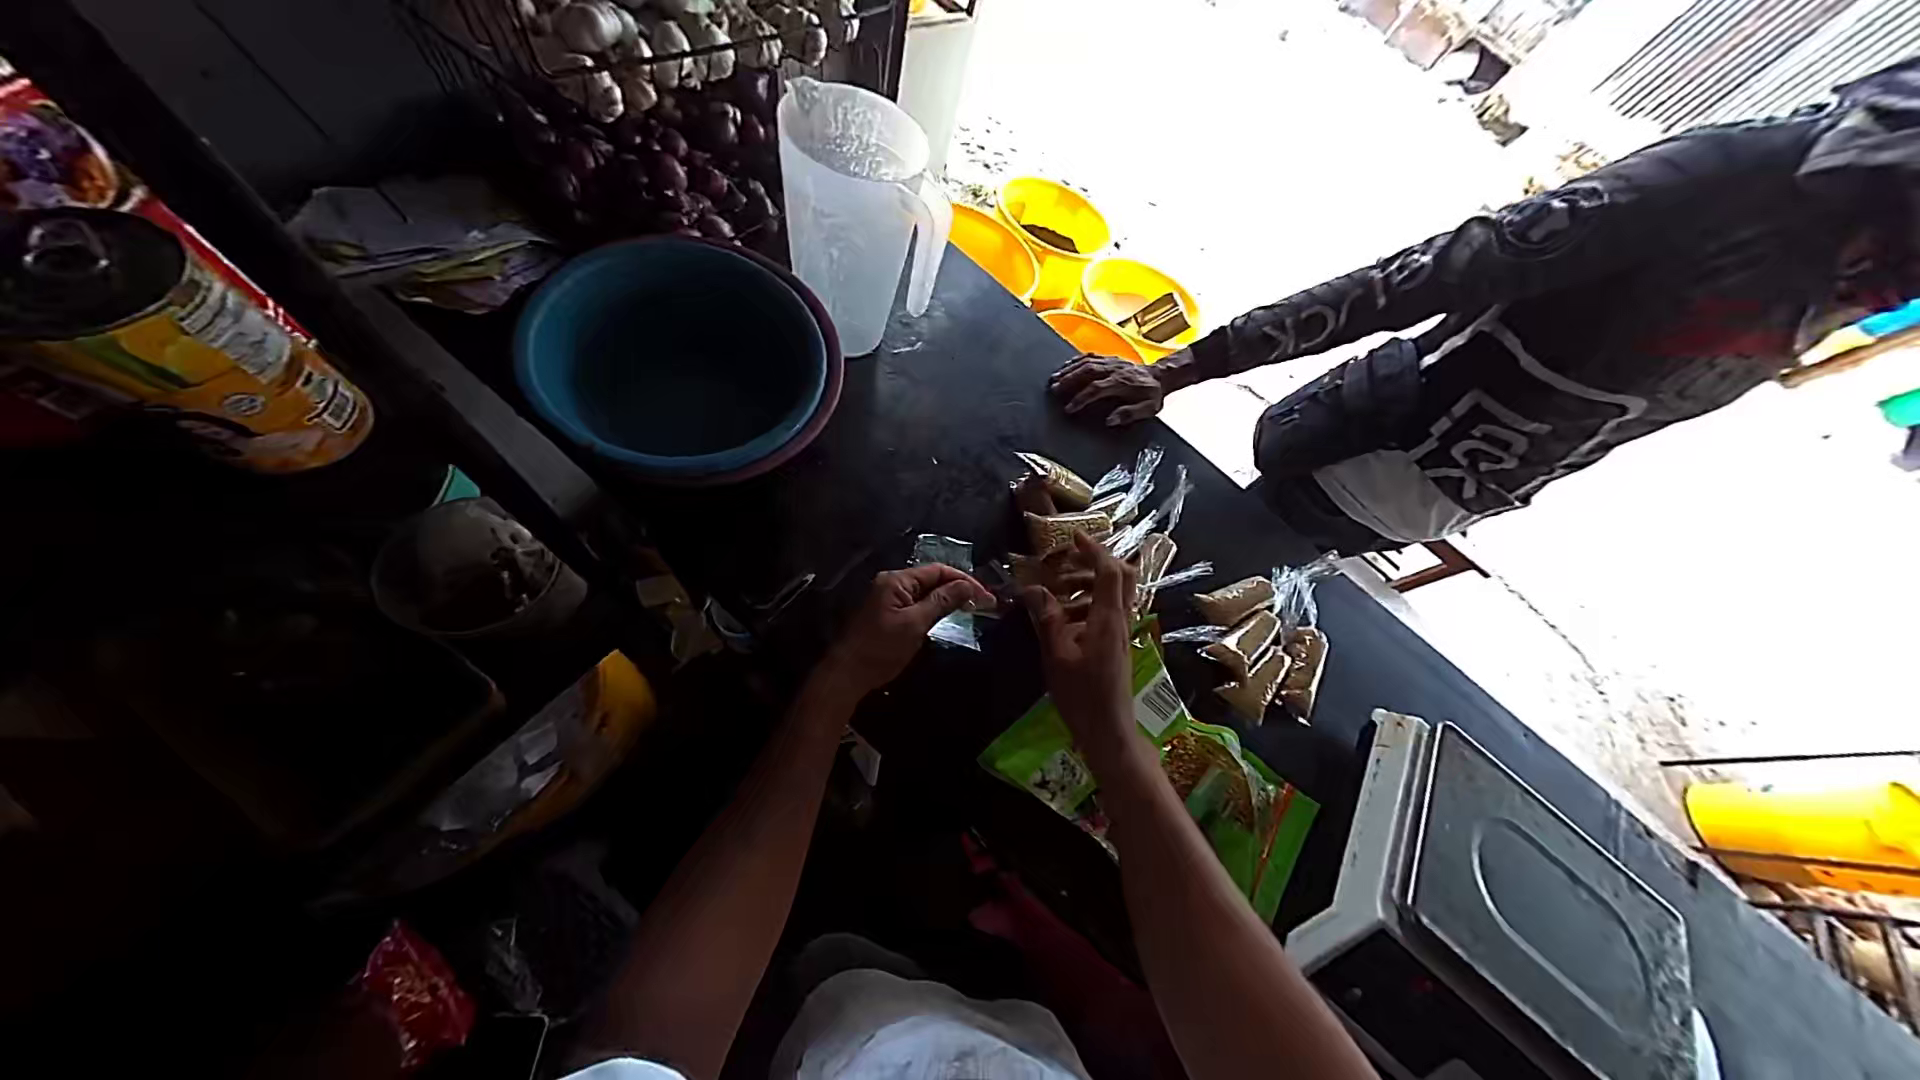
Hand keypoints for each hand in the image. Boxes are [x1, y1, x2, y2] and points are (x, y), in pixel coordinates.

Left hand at [822, 564, 993, 697]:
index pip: (937, 570)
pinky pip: (916, 603)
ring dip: (948, 598)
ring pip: (925, 591)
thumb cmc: (880, 650)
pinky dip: (935, 607)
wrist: (847, 675)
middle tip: (984, 603)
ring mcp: (888, 598)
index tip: (986, 595)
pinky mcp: (888, 613)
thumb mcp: (915, 624)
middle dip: (958, 588)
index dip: (964, 580)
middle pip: (932, 578)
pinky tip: (948, 616)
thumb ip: (941, 602)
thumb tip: (967, 585)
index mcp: (896, 580)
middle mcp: (892, 583)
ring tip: (972, 608)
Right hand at [1020, 533, 1152, 775]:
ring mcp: (1123, 634)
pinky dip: (1092, 602)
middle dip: (1099, 560)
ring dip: (1092, 582)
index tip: (1074, 538)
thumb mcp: (1056, 655)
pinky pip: (1110, 611)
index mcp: (1108, 619)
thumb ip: (1047, 619)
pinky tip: (1067, 616)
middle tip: (1070, 559)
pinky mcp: (1118, 646)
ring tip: (1061, 588)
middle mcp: (1122, 621)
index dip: (1095, 549)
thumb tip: (1032, 590)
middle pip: (1124, 577)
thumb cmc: (1081, 695)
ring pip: (1117, 594)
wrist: (1108, 730)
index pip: (1110, 571)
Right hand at [1047, 354, 1165, 425]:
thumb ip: (1130, 414)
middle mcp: (1115, 369)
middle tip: (1054, 390)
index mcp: (1122, 382)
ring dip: (1068, 370)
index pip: (1096, 388)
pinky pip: (1090, 356)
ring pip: (1086, 362)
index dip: (1081, 398)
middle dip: (1068, 380)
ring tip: (1054, 379)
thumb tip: (1110, 420)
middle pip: (1087, 371)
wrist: (1161, 376)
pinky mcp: (1109, 358)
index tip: (1069, 408)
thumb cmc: (1152, 394)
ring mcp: (1111, 361)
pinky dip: (1075, 361)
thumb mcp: (1148, 409)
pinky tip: (1065, 367)